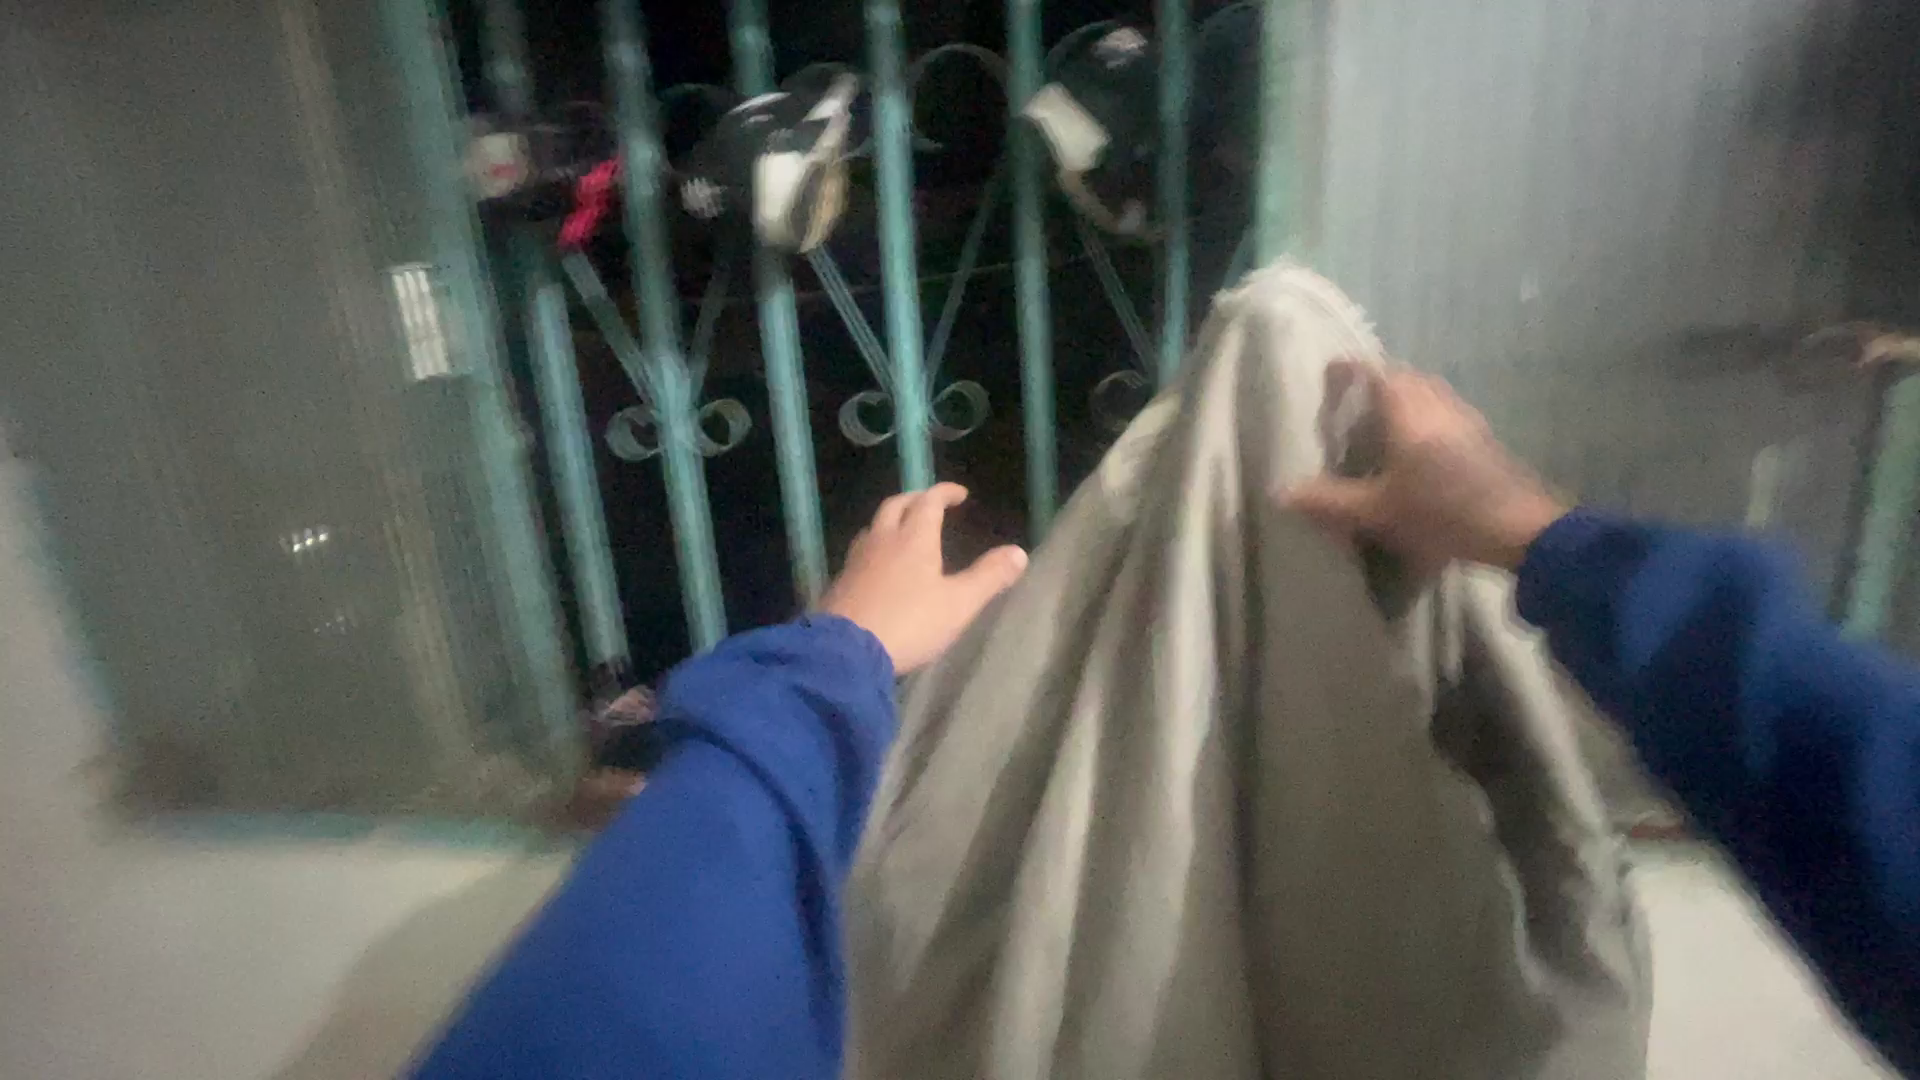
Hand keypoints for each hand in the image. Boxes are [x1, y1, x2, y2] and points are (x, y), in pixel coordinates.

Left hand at [821, 483, 1029, 672]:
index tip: (959, 494)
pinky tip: (878, 566)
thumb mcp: (959, 604)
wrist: (845, 651)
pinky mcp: (840, 582)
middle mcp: (882, 540)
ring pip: (873, 527)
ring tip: (902, 531)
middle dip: (915, 499)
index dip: (945, 492)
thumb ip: (989, 577)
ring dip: (890, 521)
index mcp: (913, 538)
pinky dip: (874, 547)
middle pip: (896, 505)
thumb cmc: (909, 623)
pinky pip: (860, 552)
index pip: (929, 501)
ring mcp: (857, 560)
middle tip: (929, 504)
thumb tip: (1019, 552)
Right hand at [1280, 360, 1566, 571]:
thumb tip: (1282, 493)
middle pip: (1407, 379)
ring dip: (1402, 399)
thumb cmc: (1442, 512)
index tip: (1330, 371)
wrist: (1522, 531)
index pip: (1379, 374)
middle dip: (1376, 382)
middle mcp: (1439, 409)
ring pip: (1428, 395)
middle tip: (1348, 399)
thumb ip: (1329, 501)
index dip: (1352, 369)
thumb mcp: (1376, 511)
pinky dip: (1420, 417)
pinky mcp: (1481, 442)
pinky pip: (1443, 414)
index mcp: (1410, 415)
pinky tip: (1410, 448)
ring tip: (1374, 421)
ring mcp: (1465, 423)